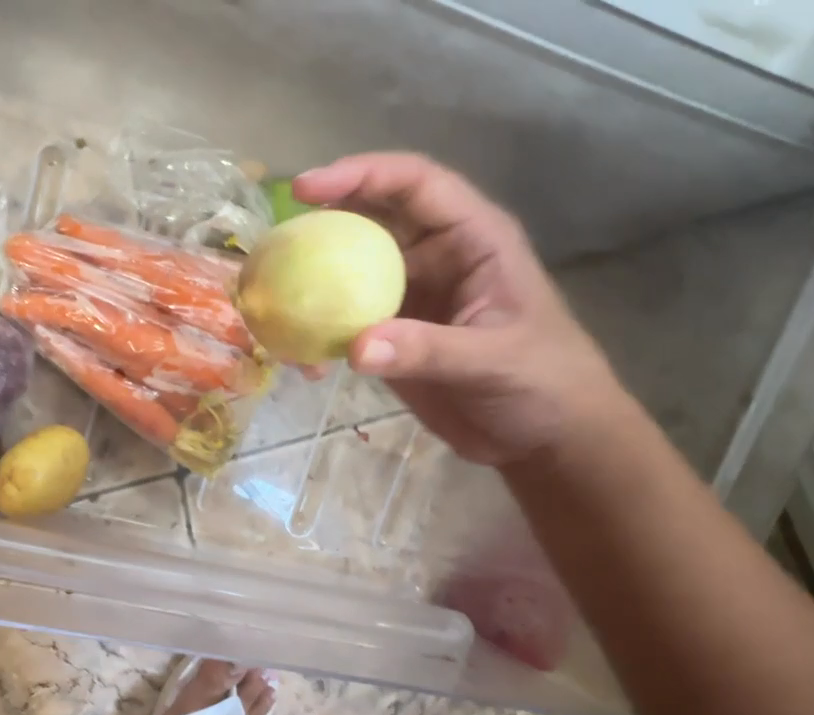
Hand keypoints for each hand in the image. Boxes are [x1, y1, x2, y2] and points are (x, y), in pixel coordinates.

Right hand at [294, 154, 630, 467]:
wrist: (543, 438)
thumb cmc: (542, 383)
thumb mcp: (492, 361)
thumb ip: (428, 350)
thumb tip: (356, 347)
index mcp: (472, 239)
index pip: (414, 185)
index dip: (361, 176)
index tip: (306, 190)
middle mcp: (435, 259)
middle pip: (370, 223)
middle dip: (321, 226)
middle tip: (270, 244)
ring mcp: (409, 300)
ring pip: (349, 275)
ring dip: (311, 286)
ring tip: (270, 299)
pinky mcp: (391, 340)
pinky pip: (343, 326)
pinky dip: (317, 339)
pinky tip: (301, 363)